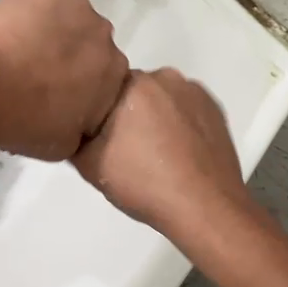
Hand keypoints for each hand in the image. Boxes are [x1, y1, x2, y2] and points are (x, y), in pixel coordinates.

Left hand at [0, 0, 128, 160]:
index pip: (105, 78)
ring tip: (18, 51)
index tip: (58, 95)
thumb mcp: (64, 146)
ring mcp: (73, 6)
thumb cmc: (26, 121)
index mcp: (114, 73)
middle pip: (88, 43)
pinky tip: (5, 33)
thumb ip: (80, 128)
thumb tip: (75, 120)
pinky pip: (38, 3)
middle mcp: (102, 34)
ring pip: (65, 18)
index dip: (81, 85)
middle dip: (68, 55)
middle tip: (36, 72)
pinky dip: (25, 14)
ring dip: (49, 31)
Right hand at [72, 69, 250, 232]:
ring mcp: (195, 92)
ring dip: (154, 116)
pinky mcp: (216, 109)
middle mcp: (165, 77)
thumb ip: (73, 137)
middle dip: (127, 112)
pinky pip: (186, 109)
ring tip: (154, 153)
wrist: (206, 209)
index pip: (103, 87)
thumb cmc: (145, 183)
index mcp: (132, 83)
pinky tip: (178, 153)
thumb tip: (71, 126)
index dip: (98, 112)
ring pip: (161, 99)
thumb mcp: (89, 165)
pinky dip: (179, 124)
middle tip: (125, 148)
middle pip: (134, 90)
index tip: (100, 136)